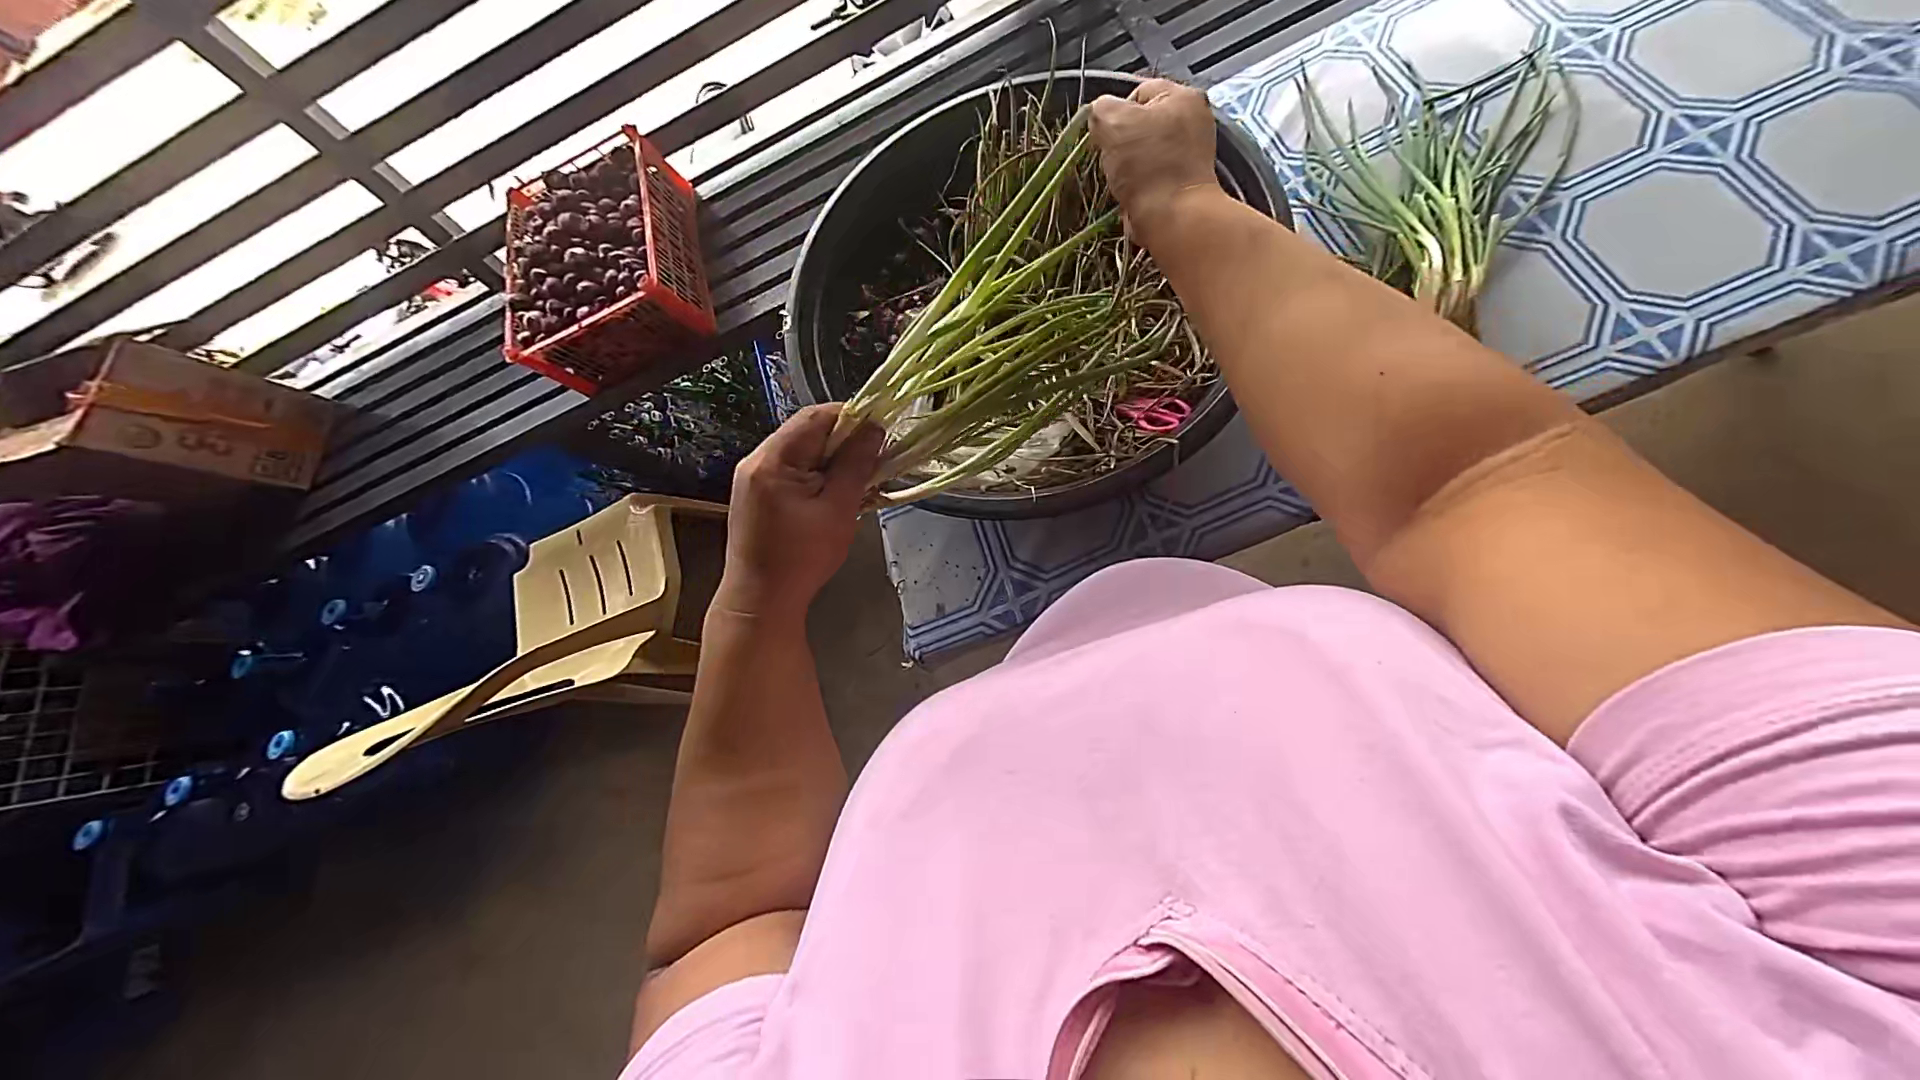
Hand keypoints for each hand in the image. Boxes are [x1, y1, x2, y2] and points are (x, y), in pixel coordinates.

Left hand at [717, 404, 884, 622]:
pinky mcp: (757, 496)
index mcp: (773, 459)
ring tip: (860, 481)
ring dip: (833, 460)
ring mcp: (753, 478)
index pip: (817, 416)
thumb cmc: (801, 559)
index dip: (853, 417)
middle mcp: (757, 460)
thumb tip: (874, 429)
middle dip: (845, 441)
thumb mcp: (838, 509)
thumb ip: (856, 465)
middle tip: (876, 460)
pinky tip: (836, 496)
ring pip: (802, 453)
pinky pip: (792, 472)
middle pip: (808, 432)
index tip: (882, 431)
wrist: (760, 601)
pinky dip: (818, 476)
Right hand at [1088, 79, 1221, 246]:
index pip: (1138, 92)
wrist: (1172, 217)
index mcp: (1183, 96)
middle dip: (1122, 144)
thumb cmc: (1146, 166)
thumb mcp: (1113, 122)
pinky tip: (1132, 196)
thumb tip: (1099, 116)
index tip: (1105, 137)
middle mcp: (1194, 122)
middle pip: (1142, 126)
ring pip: (1144, 155)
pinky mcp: (1184, 186)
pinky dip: (1139, 187)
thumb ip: (1101, 109)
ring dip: (1128, 168)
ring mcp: (1192, 156)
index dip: (1115, 114)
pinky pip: (1152, 179)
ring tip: (1122, 182)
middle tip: (1113, 160)